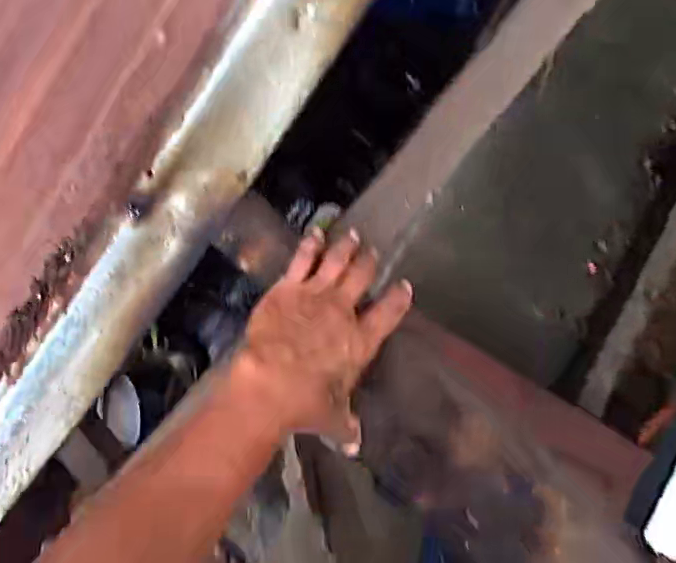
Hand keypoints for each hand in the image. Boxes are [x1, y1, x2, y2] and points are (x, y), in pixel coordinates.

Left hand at [228, 226, 412, 454]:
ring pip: (335, 261)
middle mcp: (342, 311)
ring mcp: (315, 294)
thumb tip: (353, 441)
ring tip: (352, 234)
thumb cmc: (306, 403)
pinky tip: (314, 233)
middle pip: (362, 277)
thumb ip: (345, 424)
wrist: (270, 380)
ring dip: (345, 247)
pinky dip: (310, 244)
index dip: (398, 299)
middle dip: (369, 262)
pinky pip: (303, 259)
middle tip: (373, 252)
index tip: (405, 286)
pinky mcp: (288, 286)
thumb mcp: (333, 418)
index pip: (387, 315)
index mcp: (360, 341)